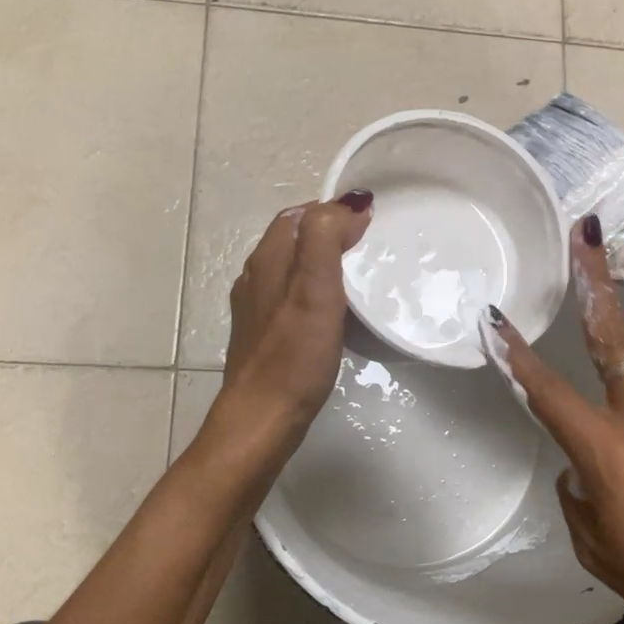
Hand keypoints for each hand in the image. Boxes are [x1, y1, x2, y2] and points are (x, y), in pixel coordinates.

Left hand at [220, 191, 372, 438]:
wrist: (263, 418)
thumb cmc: (294, 355)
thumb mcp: (315, 290)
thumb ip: (327, 239)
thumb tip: (350, 205)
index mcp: (268, 261)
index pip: (297, 215)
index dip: (330, 210)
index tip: (367, 221)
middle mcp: (256, 279)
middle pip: (292, 240)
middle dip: (327, 234)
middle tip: (368, 246)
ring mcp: (256, 310)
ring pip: (290, 270)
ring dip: (321, 264)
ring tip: (356, 276)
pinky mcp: (263, 337)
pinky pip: (291, 299)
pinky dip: (314, 294)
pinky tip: (333, 315)